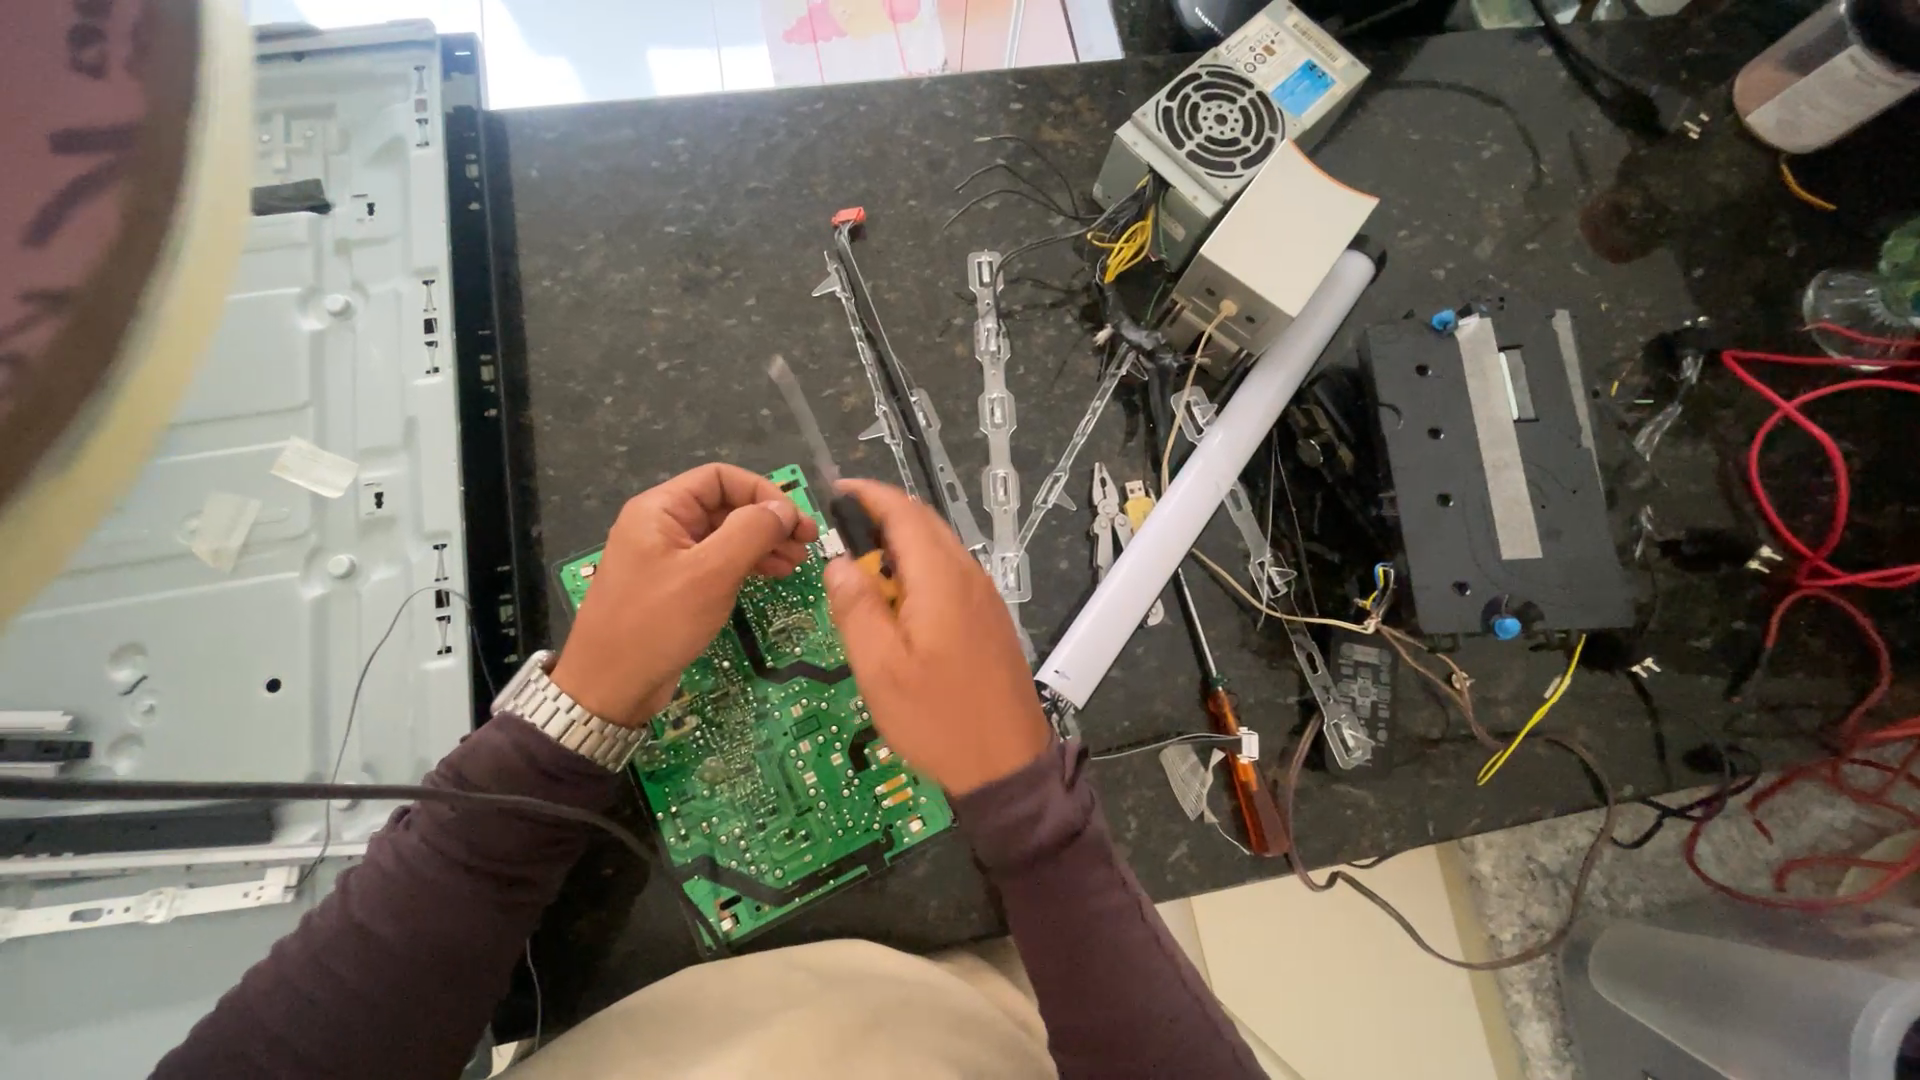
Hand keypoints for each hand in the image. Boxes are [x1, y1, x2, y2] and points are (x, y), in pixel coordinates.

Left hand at [552, 464, 818, 726]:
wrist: (610, 687)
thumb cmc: (658, 623)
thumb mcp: (711, 573)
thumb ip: (751, 532)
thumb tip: (784, 509)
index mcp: (661, 509)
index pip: (721, 478)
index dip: (763, 492)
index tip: (795, 521)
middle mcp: (663, 525)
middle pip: (726, 505)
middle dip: (768, 521)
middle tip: (806, 545)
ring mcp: (668, 556)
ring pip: (726, 535)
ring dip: (763, 544)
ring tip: (796, 564)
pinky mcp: (675, 585)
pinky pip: (717, 562)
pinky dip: (747, 564)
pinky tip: (772, 575)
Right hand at [824, 479, 1051, 794]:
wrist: (1007, 763)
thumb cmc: (937, 718)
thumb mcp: (880, 669)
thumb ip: (856, 608)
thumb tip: (838, 562)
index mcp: (941, 578)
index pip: (904, 512)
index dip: (868, 495)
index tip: (835, 493)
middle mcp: (969, 576)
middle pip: (924, 525)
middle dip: (881, 520)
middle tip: (840, 540)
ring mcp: (985, 597)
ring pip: (939, 550)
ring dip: (899, 550)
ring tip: (862, 577)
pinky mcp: (991, 618)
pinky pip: (951, 576)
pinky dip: (919, 573)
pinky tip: (899, 607)